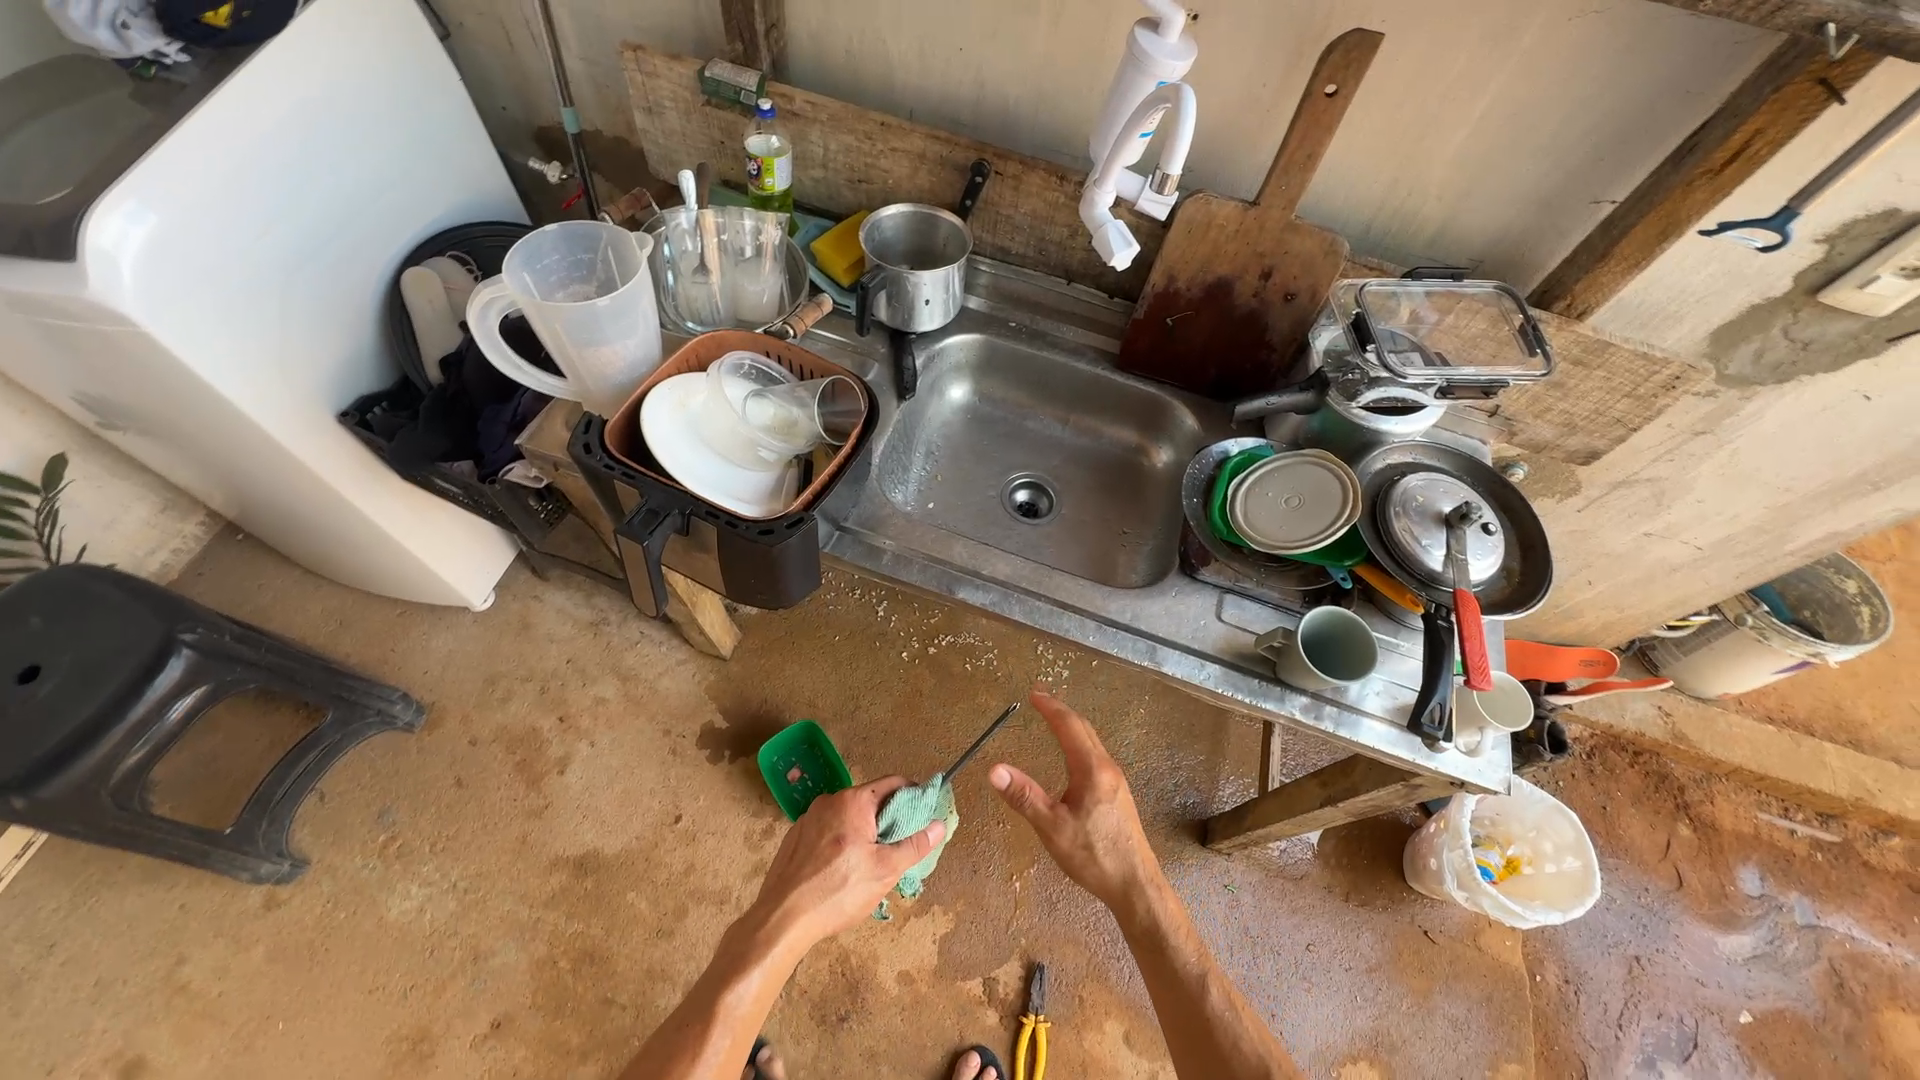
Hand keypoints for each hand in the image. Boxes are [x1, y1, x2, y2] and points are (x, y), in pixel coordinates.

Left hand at [749, 777, 945, 946]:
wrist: (783, 918)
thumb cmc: (838, 891)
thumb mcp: (885, 870)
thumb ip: (915, 845)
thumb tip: (939, 825)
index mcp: (853, 801)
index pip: (893, 784)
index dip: (913, 796)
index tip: (924, 815)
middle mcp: (829, 801)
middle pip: (869, 801)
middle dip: (888, 821)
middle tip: (900, 847)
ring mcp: (808, 818)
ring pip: (847, 818)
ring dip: (863, 834)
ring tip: (872, 864)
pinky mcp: (795, 838)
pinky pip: (827, 832)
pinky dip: (841, 843)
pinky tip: (842, 872)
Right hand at [989, 689, 1160, 910]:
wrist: (1136, 885)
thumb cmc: (1093, 856)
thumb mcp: (1052, 828)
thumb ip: (1024, 797)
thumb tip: (994, 769)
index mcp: (1092, 770)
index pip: (1069, 726)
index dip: (1050, 707)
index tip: (1033, 694)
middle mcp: (1108, 768)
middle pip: (1084, 729)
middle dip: (1061, 712)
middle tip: (1040, 700)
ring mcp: (1117, 782)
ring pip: (1093, 743)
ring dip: (1072, 727)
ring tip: (1053, 722)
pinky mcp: (1119, 795)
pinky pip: (1097, 757)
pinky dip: (1080, 744)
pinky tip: (1072, 757)